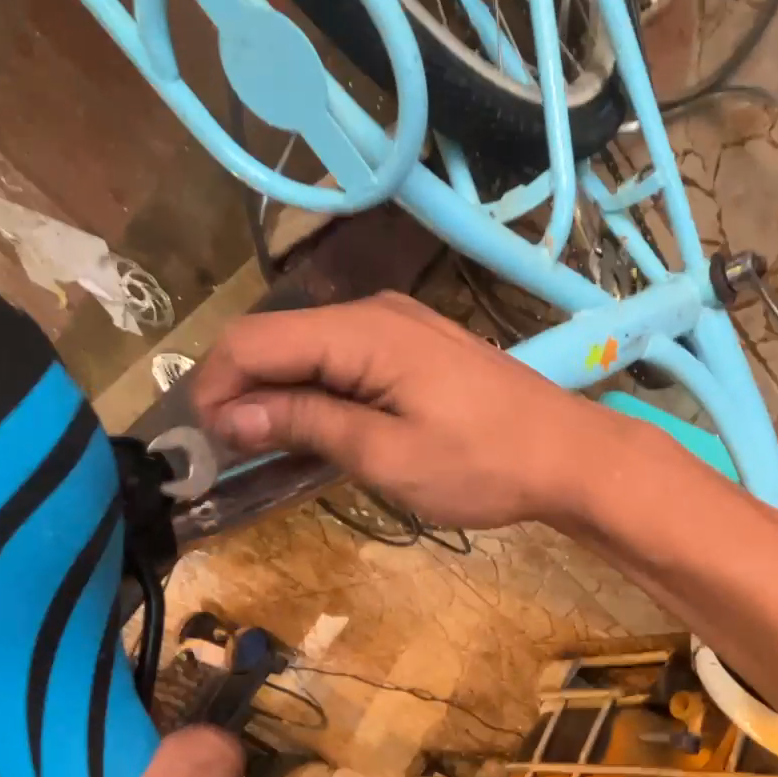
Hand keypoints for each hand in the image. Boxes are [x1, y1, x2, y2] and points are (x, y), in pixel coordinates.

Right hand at [192, 292, 632, 528]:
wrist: (570, 455)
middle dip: (247, 390)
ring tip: (274, 450)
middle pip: (280, 339)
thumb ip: (309, 424)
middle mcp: (376, 313)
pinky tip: (324, 429)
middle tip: (236, 455)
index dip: (217, 387)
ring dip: (285, 394)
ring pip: (314, 349)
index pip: (254, 339)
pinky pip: (350, 359)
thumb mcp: (388, 455)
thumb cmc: (484, 463)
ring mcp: (403, 326)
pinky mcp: (421, 348)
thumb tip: (233, 413)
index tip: (207, 444)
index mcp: (363, 331)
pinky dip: (324, 391)